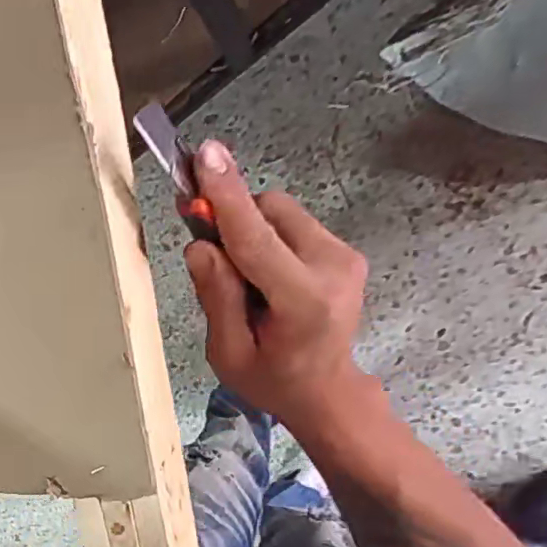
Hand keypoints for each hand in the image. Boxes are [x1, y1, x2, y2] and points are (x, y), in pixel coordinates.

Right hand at [183, 140, 379, 434]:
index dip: (226, 197)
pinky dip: (268, 237)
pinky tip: (264, 273)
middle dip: (234, 220)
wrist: (327, 390)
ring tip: (244, 276)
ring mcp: (345, 255)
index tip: (204, 155)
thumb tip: (200, 246)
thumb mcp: (228, 353)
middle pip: (269, 212)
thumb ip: (216, 298)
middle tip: (209, 250)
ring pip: (281, 212)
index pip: (256, 239)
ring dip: (251, 230)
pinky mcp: (346, 250)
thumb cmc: (273, 380)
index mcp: (303, 301)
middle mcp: (333, 268)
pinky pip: (292, 224)